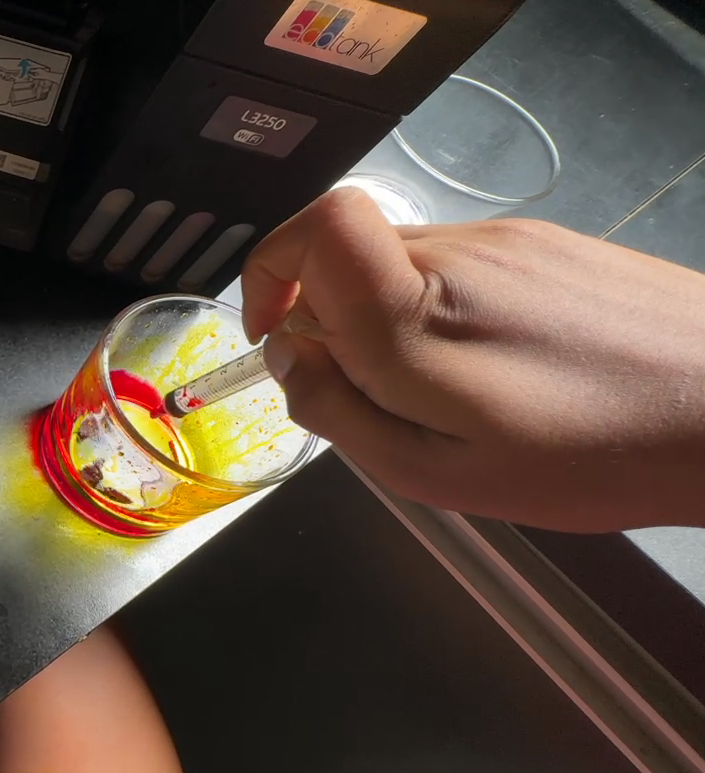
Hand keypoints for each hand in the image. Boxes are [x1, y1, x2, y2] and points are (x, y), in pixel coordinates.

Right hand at [240, 188, 704, 531]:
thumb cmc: (580, 457)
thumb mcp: (423, 468)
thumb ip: (332, 407)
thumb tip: (287, 355)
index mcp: (420, 309)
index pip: (320, 224)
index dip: (270, 269)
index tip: (275, 333)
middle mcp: (460, 252)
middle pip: (341, 254)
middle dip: (317, 317)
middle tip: (354, 388)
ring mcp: (509, 241)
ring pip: (388, 263)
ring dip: (369, 318)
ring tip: (419, 384)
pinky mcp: (544, 246)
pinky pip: (442, 266)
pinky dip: (420, 309)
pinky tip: (470, 361)